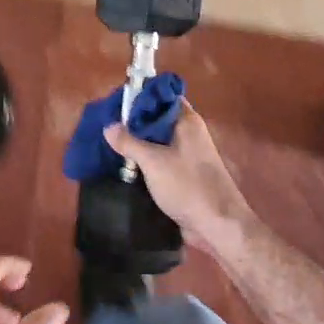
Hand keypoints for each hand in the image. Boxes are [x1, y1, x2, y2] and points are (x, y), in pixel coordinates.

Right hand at [103, 110, 253, 254]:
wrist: (218, 226)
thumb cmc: (188, 186)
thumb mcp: (153, 162)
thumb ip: (129, 142)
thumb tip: (108, 126)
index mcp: (187, 121)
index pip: (162, 96)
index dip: (140, 96)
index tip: (116, 102)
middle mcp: (188, 133)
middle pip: (157, 118)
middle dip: (133, 121)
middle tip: (106, 124)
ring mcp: (187, 155)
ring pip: (157, 140)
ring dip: (137, 142)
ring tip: (109, 144)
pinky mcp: (183, 174)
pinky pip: (159, 159)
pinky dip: (144, 160)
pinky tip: (124, 165)